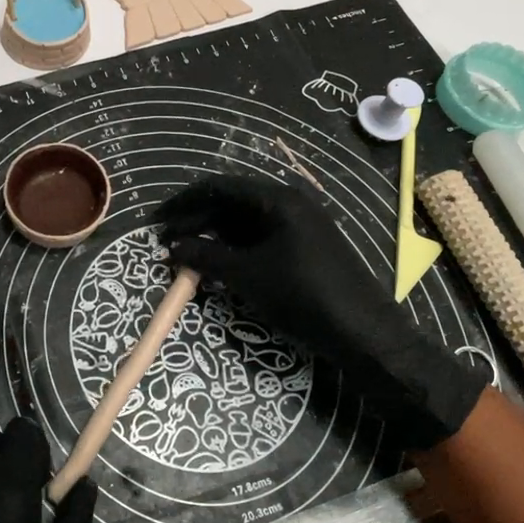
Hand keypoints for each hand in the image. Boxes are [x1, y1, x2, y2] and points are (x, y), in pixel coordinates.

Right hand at [155, 175, 486, 451]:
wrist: (366, 335)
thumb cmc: (304, 296)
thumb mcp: (247, 276)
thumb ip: (206, 257)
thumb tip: (170, 248)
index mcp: (277, 198)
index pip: (218, 186)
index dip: (183, 202)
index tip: (157, 221)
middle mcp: (289, 203)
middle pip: (231, 202)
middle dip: (196, 220)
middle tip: (168, 242)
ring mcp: (300, 225)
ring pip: (244, 222)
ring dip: (213, 236)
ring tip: (187, 256)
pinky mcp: (306, 247)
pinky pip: (260, 238)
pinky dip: (234, 249)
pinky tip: (218, 267)